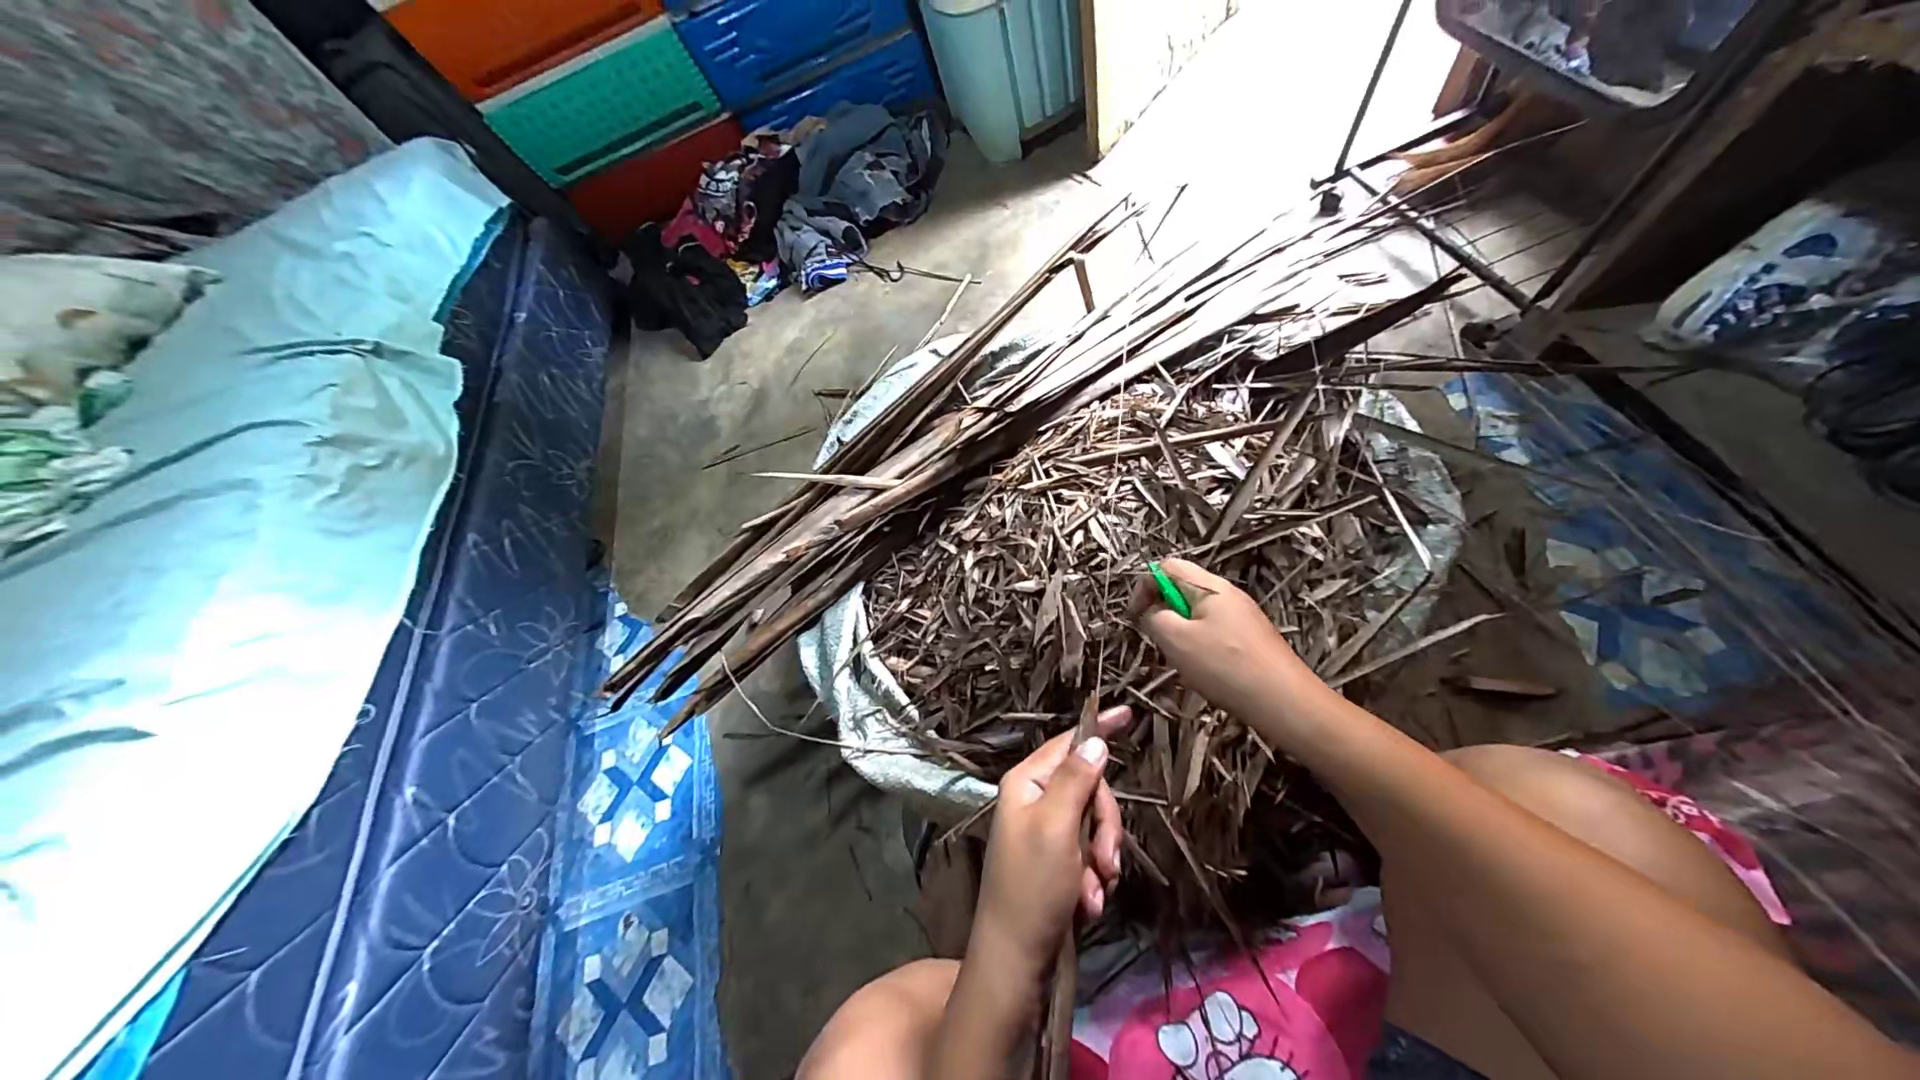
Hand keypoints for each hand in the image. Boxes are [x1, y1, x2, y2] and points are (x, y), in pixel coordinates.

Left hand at [971, 706, 1131, 984]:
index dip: (1098, 730)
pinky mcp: (1057, 861)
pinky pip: (1090, 855)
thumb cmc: (1032, 887)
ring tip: (1093, 891)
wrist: (1017, 959)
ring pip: (1095, 824)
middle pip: (1089, 789)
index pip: (1067, 744)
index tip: (1128, 714)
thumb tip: (1095, 741)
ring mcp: (1046, 832)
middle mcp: (1034, 800)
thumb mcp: (1056, 827)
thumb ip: (1076, 781)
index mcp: (1025, 782)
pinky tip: (1087, 903)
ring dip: (1102, 858)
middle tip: (1105, 861)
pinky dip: (1095, 879)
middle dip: (1104, 826)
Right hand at [1131, 557, 1306, 716]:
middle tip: (1161, 642)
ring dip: (1181, 634)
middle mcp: (1229, 594)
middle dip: (1163, 613)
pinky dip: (1201, 648)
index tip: (1136, 618)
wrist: (1285, 702)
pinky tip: (1207, 673)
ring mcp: (1243, 617)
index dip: (1144, 587)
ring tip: (1184, 661)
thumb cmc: (1225, 666)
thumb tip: (1151, 612)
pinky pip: (1215, 633)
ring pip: (1197, 615)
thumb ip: (1154, 618)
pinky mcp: (1252, 639)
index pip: (1166, 566)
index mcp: (1210, 587)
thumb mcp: (1176, 640)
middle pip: (1182, 590)